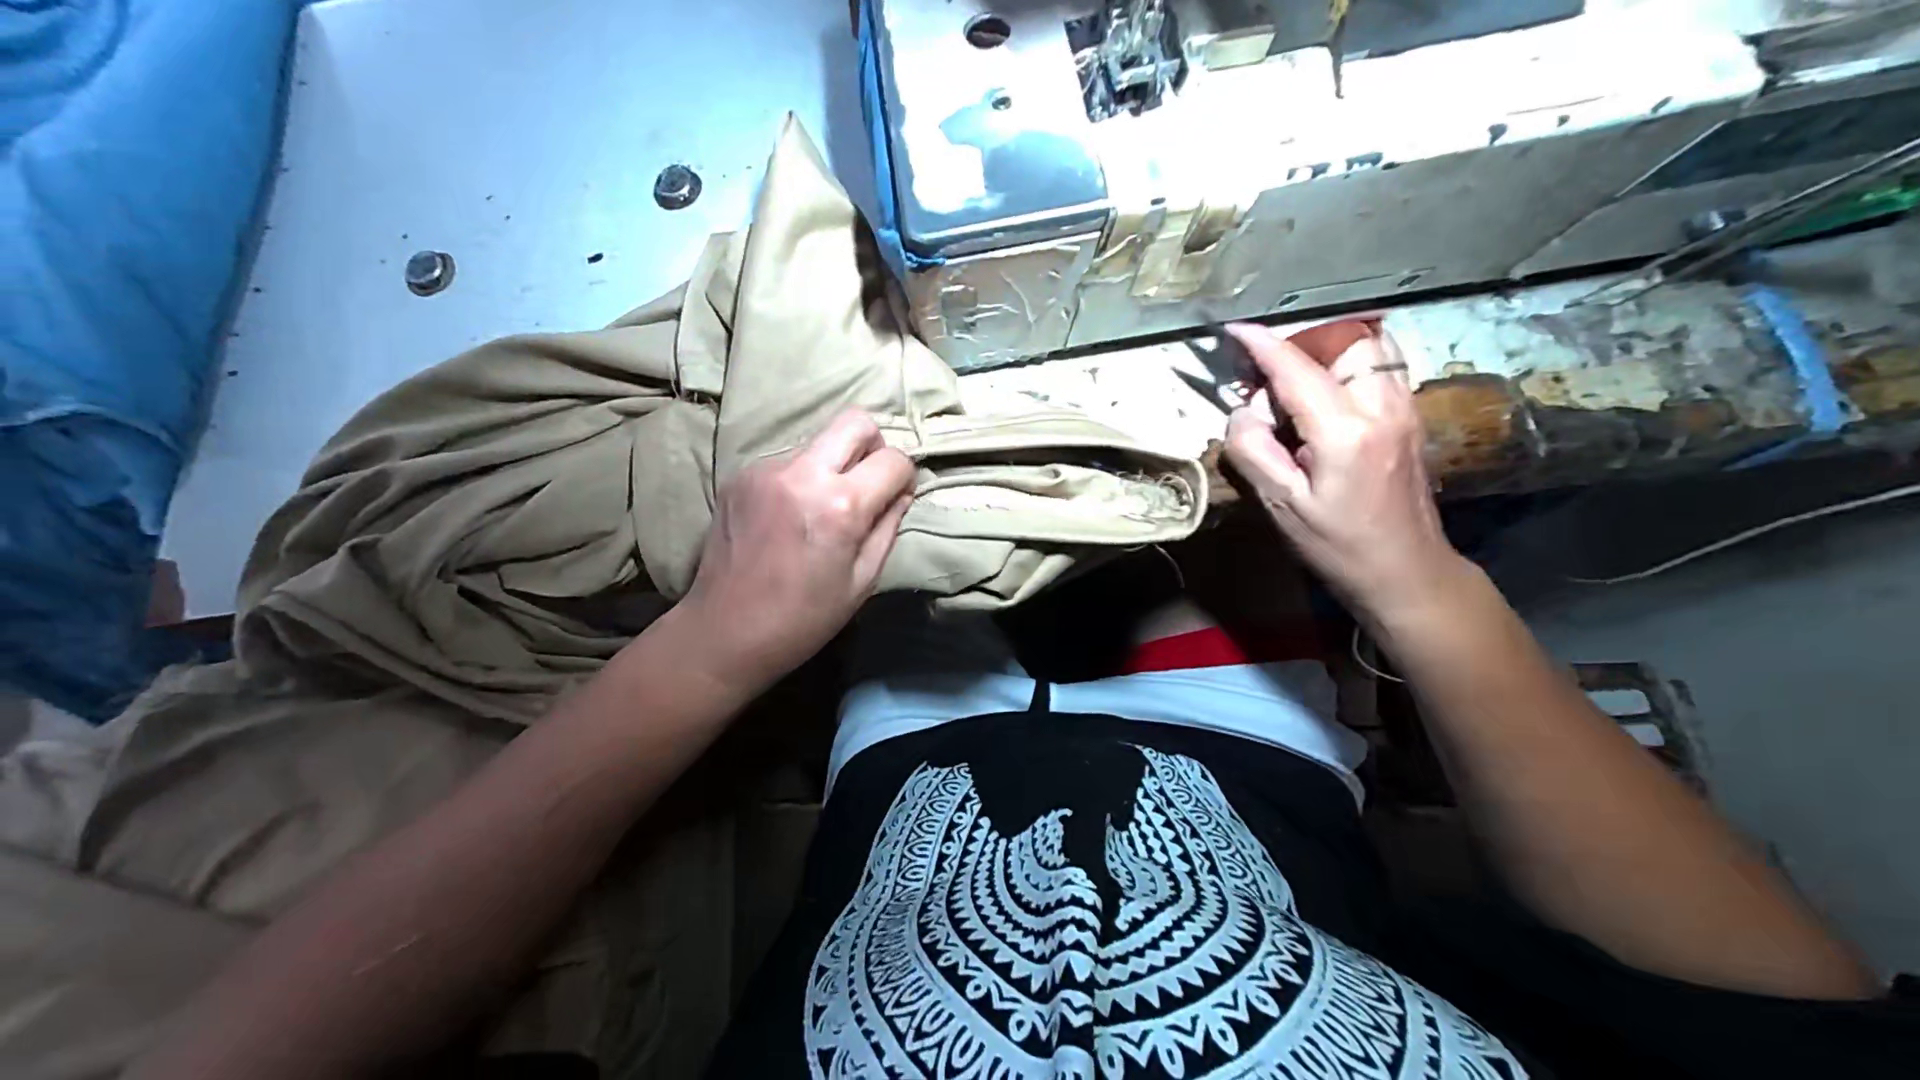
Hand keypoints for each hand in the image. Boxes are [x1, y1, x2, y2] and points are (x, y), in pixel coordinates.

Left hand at [676, 410, 915, 686]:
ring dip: (833, 465)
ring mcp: (766, 470)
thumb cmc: (803, 618)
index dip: (904, 477)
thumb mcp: (862, 581)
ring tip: (820, 509)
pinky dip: (801, 478)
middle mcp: (802, 473)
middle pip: (855, 422)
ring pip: (819, 441)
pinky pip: (788, 461)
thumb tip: (900, 492)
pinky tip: (789, 516)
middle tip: (867, 484)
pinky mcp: (740, 476)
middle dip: (874, 447)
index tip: (897, 498)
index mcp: (840, 505)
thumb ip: (888, 527)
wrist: (724, 631)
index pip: (893, 460)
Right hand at [1222, 321, 1464, 620]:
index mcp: (1347, 432)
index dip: (1262, 345)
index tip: (1235, 331)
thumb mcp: (1282, 506)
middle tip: (1268, 374)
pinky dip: (1344, 364)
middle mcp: (1384, 407)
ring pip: (1368, 346)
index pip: (1297, 369)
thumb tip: (1242, 412)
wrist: (1405, 571)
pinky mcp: (1409, 417)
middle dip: (1302, 341)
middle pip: (1346, 338)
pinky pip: (1377, 366)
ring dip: (1325, 349)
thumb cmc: (1339, 546)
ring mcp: (1404, 408)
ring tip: (1292, 381)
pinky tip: (1320, 397)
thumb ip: (1253, 452)